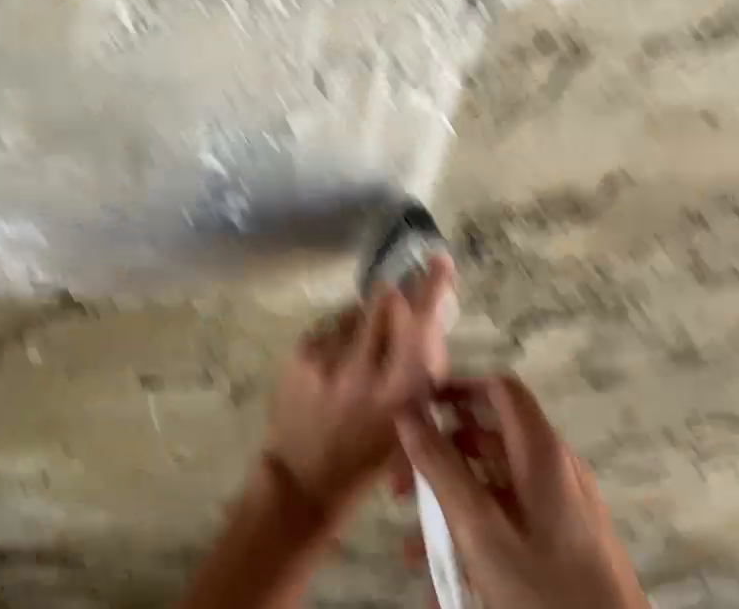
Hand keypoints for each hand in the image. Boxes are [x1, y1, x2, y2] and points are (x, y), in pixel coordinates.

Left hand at [261, 257, 454, 515]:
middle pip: (385, 305)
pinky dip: (337, 335)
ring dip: (363, 321)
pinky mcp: (300, 353)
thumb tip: (427, 325)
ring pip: (354, 312)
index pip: (419, 327)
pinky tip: (334, 363)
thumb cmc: (367, 458)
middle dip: (394, 299)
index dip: (431, 290)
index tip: (439, 261)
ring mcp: (326, 359)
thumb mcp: (409, 424)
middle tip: (394, 304)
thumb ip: (419, 374)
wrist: (302, 477)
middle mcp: (363, 371)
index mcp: (399, 395)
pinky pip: (328, 326)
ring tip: (356, 353)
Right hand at [396, 375, 647, 608]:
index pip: (499, 389)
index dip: (456, 388)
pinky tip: (442, 571)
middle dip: (437, 456)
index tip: (414, 410)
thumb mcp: (480, 528)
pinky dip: (472, 531)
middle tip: (398, 486)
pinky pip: (506, 517)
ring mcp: (560, 506)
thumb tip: (406, 409)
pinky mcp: (562, 540)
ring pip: (490, 482)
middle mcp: (554, 468)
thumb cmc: (544, 587)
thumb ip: (440, 466)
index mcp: (542, 453)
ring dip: (447, 501)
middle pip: (487, 437)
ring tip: (412, 542)